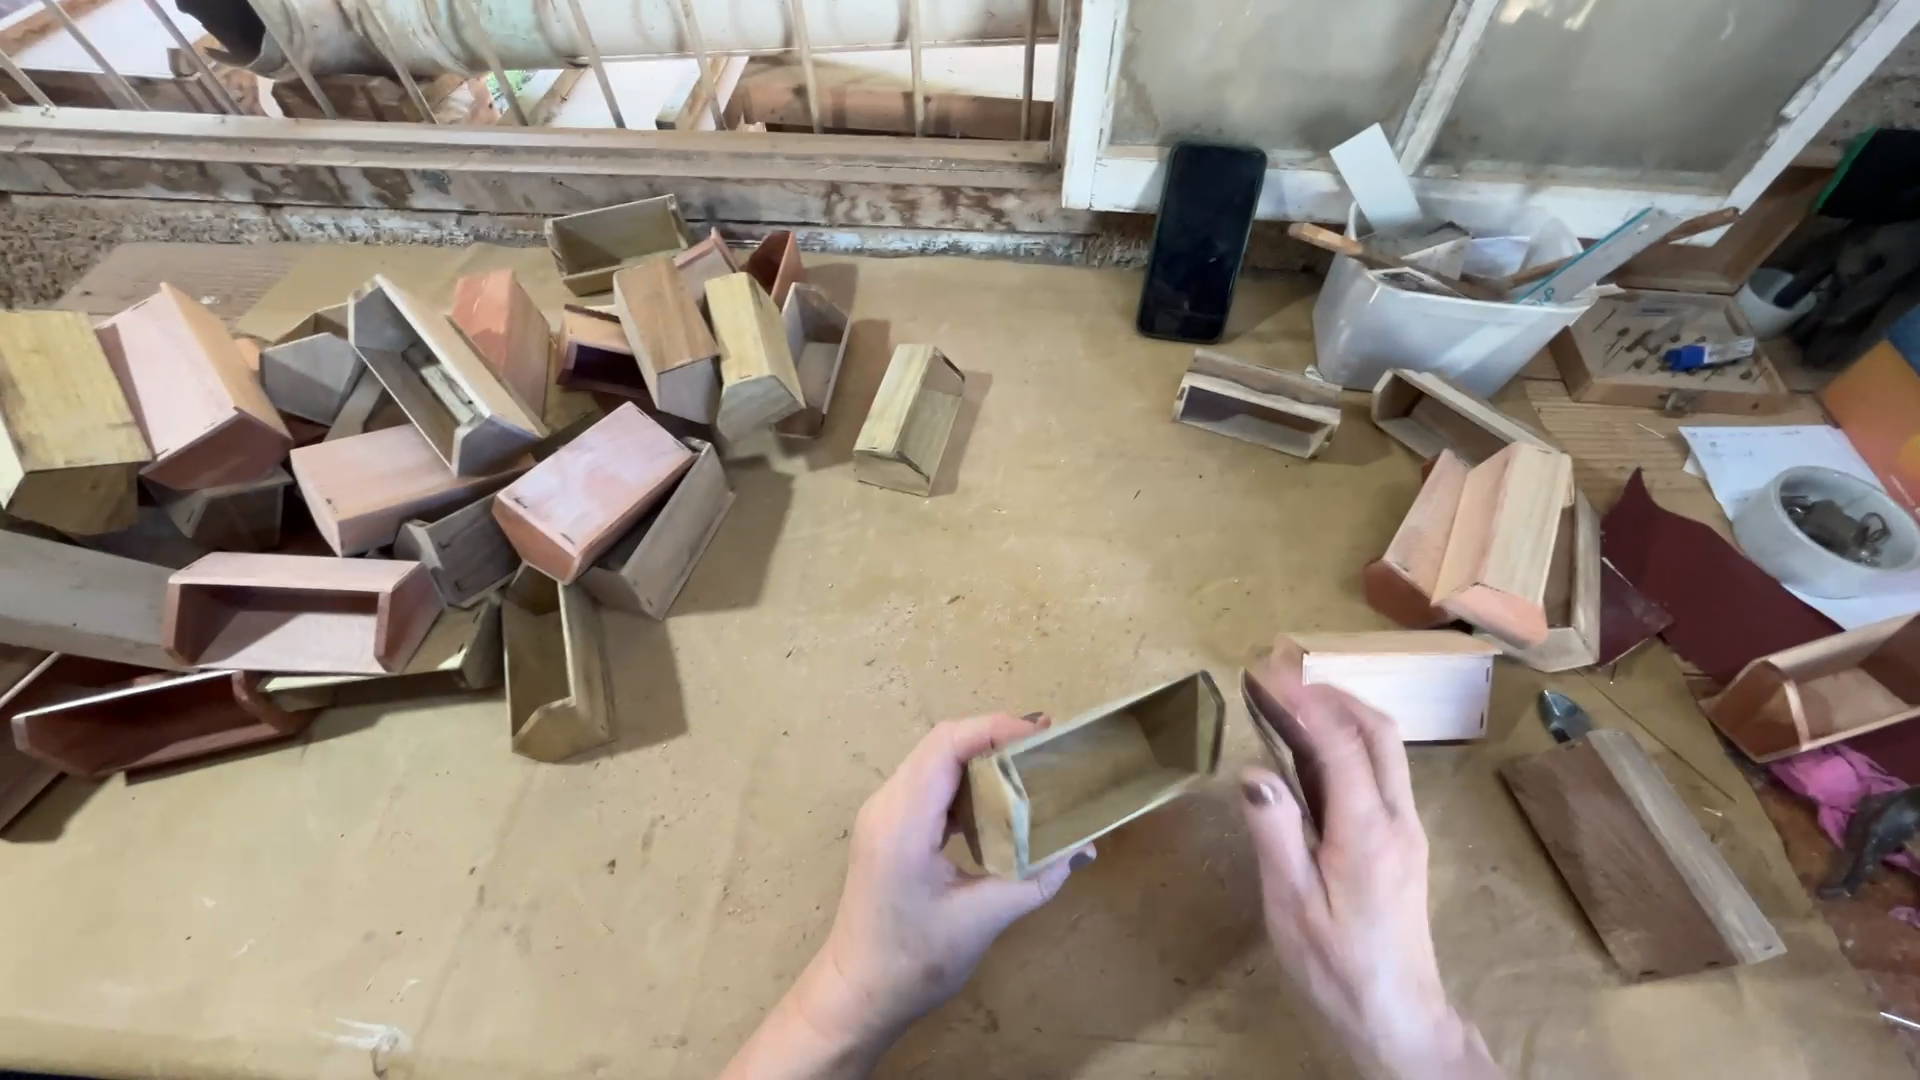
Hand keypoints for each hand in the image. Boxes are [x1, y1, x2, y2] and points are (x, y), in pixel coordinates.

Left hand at [721, 713, 1091, 1078]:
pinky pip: (929, 782)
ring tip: (1027, 766)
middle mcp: (887, 803)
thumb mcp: (982, 920)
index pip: (946, 745)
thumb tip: (1084, 849)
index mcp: (903, 821)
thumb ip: (1035, 879)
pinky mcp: (888, 823)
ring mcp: (883, 811)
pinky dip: (965, 779)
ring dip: (980, 755)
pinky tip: (996, 799)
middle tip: (1045, 746)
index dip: (994, 729)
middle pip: (941, 744)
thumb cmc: (913, 962)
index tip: (1041, 734)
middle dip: (993, 736)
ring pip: (934, 759)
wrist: (854, 993)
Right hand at [1241, 668, 1499, 1079]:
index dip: (1302, 701)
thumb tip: (1253, 771)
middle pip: (1377, 732)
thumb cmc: (1336, 968)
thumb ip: (1275, 835)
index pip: (1338, 744)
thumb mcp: (1292, 907)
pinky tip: (1306, 745)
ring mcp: (1404, 828)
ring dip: (1339, 711)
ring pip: (1383, 748)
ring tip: (1289, 694)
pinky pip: (1377, 771)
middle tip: (1281, 671)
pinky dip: (1343, 740)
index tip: (1266, 670)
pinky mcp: (1399, 840)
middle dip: (1330, 691)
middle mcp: (1395, 820)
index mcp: (1367, 833)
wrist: (1399, 1021)